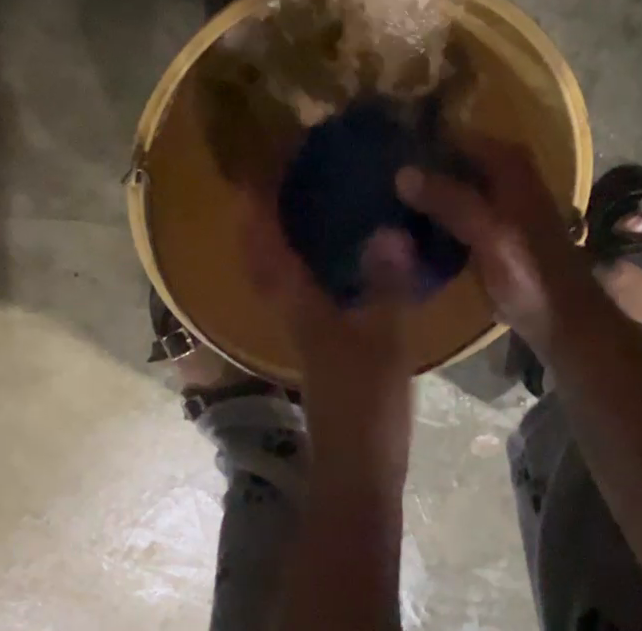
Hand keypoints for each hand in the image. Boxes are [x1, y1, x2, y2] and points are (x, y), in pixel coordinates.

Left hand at [242, 197, 417, 471]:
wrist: (357, 467)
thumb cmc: (367, 403)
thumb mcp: (384, 340)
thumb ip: (386, 285)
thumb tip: (387, 230)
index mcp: (301, 307)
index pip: (267, 250)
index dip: (257, 212)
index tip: (254, 175)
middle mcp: (292, 315)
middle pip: (260, 262)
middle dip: (256, 224)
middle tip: (264, 187)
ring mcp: (303, 333)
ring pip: (274, 278)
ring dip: (271, 244)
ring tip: (287, 212)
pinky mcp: (319, 348)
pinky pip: (295, 292)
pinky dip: (296, 267)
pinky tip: (323, 263)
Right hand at [395, 139, 604, 355]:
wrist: (560, 319)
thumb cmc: (528, 271)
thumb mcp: (488, 231)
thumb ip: (448, 199)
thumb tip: (400, 172)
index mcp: (507, 162)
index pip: (453, 136)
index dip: (419, 144)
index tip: (380, 155)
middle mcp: (501, 172)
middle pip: (447, 160)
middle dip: (416, 171)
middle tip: (373, 183)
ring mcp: (493, 201)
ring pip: (446, 187)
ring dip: (420, 196)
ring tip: (379, 203)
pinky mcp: (485, 228)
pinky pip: (448, 212)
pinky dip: (430, 217)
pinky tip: (402, 227)